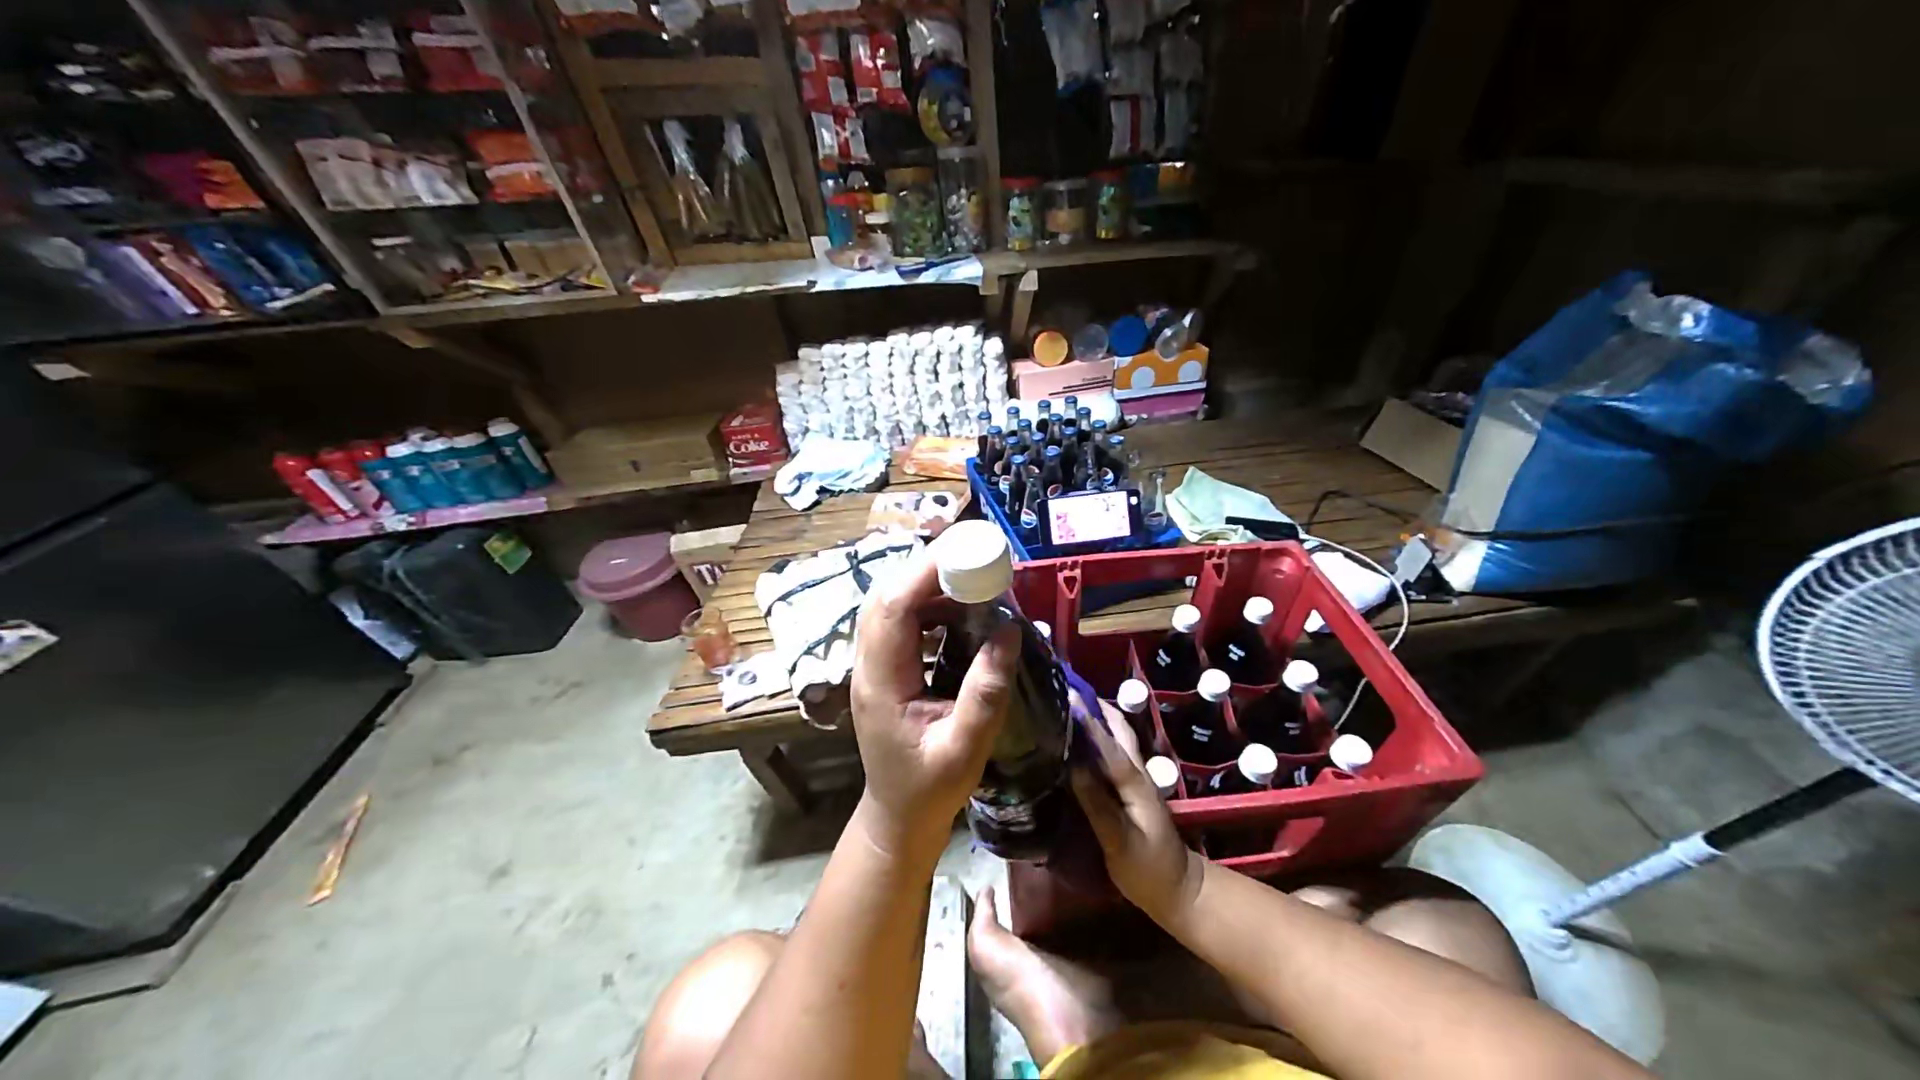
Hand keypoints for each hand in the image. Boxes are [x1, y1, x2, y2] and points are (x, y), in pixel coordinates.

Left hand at [850, 551, 1015, 860]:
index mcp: (881, 682)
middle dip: (928, 570)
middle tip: (975, 558)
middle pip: (886, 597)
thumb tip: (1008, 630)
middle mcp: (869, 665)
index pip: (893, 609)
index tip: (968, 554)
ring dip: (928, 586)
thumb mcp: (965, 749)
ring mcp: (873, 666)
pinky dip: (928, 606)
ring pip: (891, 605)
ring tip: (973, 580)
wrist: (899, 816)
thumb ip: (986, 693)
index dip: (925, 575)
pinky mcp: (885, 669)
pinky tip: (959, 612)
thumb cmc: (930, 789)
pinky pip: (901, 622)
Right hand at [1071, 703, 1203, 923]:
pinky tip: (1074, 739)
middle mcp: (1136, 771)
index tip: (1063, 694)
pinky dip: (1093, 737)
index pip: (1107, 742)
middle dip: (1092, 705)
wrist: (1178, 890)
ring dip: (1094, 716)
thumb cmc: (1148, 869)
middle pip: (1116, 728)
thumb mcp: (1120, 841)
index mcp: (1134, 781)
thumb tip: (1073, 766)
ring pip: (1114, 737)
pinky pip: (1109, 752)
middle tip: (1062, 688)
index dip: (1086, 718)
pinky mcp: (1128, 788)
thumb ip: (1098, 803)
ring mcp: (1134, 778)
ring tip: (1065, 703)